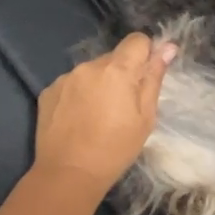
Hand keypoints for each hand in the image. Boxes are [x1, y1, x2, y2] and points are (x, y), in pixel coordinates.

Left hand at [33, 33, 175, 193]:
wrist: (68, 174)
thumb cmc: (115, 150)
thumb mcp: (145, 118)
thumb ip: (153, 79)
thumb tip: (167, 48)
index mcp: (117, 70)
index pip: (136, 40)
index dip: (144, 54)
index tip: (143, 78)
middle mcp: (88, 66)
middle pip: (112, 58)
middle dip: (120, 75)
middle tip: (120, 107)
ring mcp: (65, 78)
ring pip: (90, 72)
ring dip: (97, 85)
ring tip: (96, 117)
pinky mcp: (48, 92)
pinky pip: (70, 85)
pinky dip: (77, 96)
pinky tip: (77, 120)